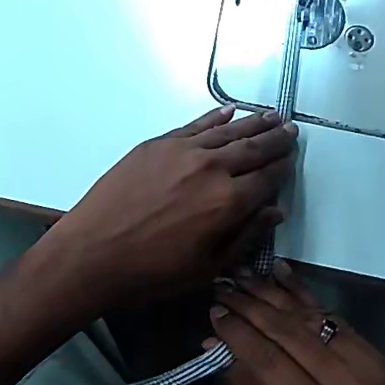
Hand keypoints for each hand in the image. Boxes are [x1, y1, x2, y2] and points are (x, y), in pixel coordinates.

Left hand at [35, 106, 296, 309]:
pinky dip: (214, 117)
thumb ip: (244, 236)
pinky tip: (229, 112)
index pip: (268, 178)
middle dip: (275, 139)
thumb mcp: (206, 267)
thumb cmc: (150, 272)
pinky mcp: (155, 144)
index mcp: (228, 203)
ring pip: (226, 130)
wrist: (92, 252)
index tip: (293, 158)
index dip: (283, 167)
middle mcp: (210, 169)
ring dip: (252, 122)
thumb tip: (275, 211)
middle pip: (252, 148)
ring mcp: (181, 151)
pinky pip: (193, 125)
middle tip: (291, 129)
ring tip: (270, 116)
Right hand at [211, 262, 384, 384]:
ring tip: (240, 273)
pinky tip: (277, 271)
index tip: (213, 312)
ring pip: (310, 317)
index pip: (270, 363)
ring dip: (272, 293)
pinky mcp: (375, 354)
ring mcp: (370, 367)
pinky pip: (331, 316)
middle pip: (290, 334)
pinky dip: (301, 293)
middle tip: (221, 288)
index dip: (239, 333)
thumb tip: (214, 342)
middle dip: (250, 307)